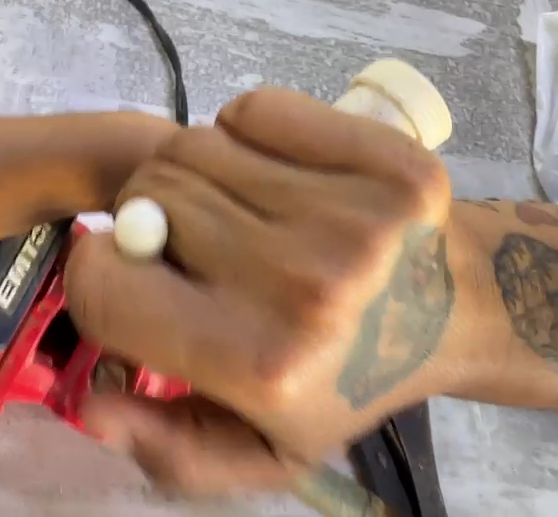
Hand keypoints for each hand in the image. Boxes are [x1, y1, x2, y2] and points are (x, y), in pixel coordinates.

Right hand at [64, 88, 472, 494]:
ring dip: (192, 171)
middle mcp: (301, 285)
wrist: (462, 311)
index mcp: (260, 362)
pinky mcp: (385, 160)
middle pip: (149, 195)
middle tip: (186, 238)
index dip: (97, 277)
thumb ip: (170, 444)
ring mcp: (350, 215)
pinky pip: (253, 109)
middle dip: (147, 216)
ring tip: (230, 203)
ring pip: (193, 145)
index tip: (130, 276)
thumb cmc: (347, 380)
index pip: (104, 284)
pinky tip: (269, 168)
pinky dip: (242, 130)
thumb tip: (95, 403)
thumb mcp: (261, 448)